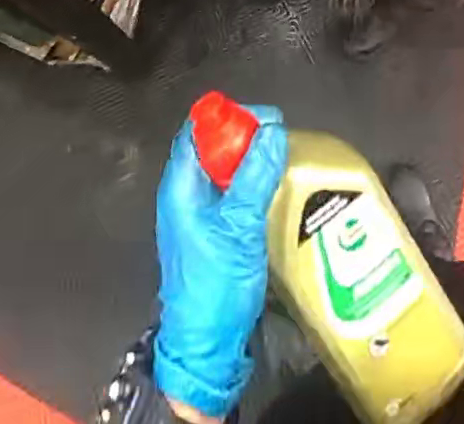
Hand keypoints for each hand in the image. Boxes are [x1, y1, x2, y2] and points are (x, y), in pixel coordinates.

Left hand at [154, 104, 289, 421]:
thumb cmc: (215, 284)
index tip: (265, 117)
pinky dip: (250, 181)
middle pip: (212, 147)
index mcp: (180, 184)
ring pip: (223, 169)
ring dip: (249, 158)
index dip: (228, 117)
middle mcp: (184, 192)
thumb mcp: (239, 227)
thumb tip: (273, 131)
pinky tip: (275, 185)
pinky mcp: (212, 230)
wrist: (205, 346)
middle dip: (244, 135)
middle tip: (280, 135)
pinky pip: (230, 191)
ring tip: (283, 154)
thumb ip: (255, 177)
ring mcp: (197, 212)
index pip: (198, 130)